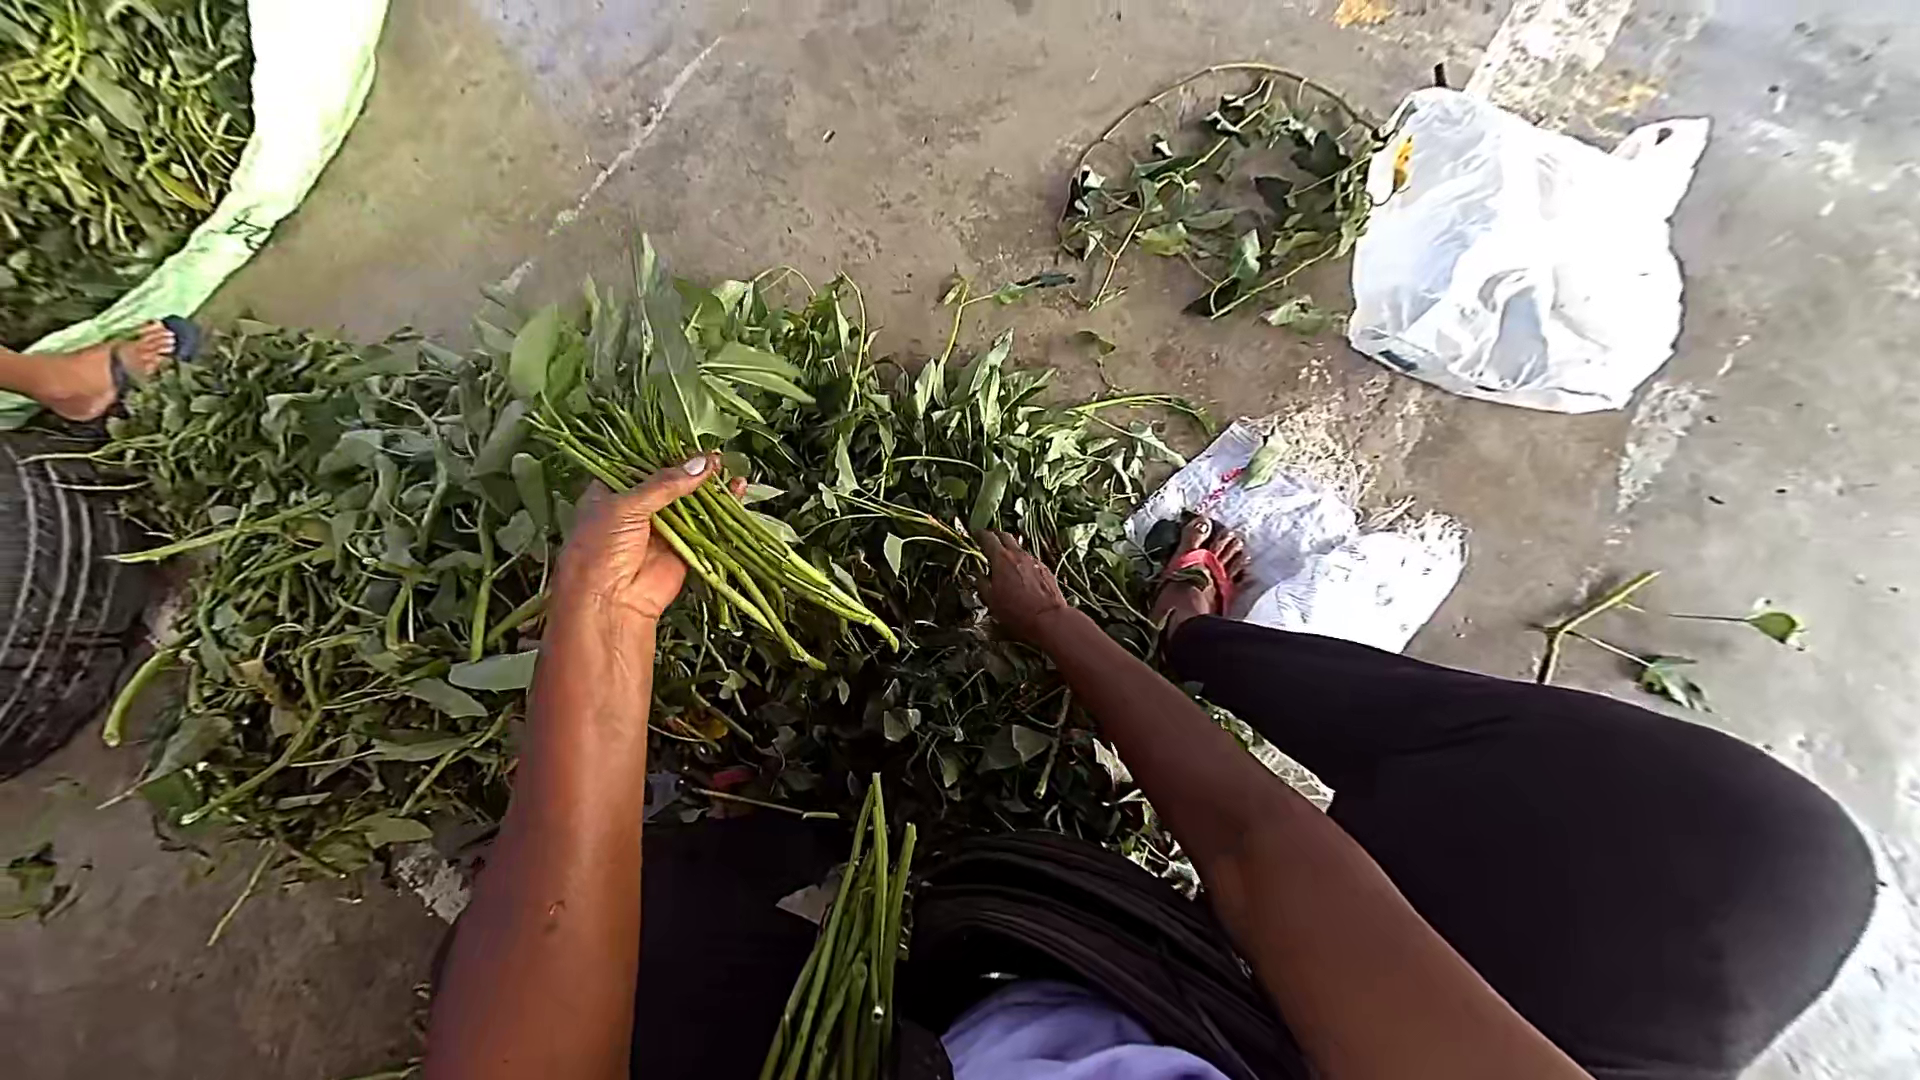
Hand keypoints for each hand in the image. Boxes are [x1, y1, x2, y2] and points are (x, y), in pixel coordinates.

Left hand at [551, 453, 717, 625]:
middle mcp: (638, 508)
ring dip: (711, 488)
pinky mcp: (685, 546)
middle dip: (694, 469)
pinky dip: (723, 510)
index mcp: (612, 492)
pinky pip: (707, 525)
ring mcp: (663, 528)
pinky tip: (737, 491)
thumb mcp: (626, 506)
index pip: (642, 464)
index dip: (666, 452)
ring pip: (692, 503)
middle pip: (671, 482)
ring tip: (731, 470)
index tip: (692, 441)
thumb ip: (665, 483)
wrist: (610, 601)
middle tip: (718, 456)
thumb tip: (703, 463)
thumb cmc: (601, 548)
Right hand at [977, 530, 1072, 643]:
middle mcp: (1018, 554)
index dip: (979, 534)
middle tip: (988, 540)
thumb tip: (977, 575)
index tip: (975, 534)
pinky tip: (1020, 571)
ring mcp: (1034, 560)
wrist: (1048, 618)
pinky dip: (1021, 561)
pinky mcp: (1045, 568)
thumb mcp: (991, 600)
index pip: (988, 538)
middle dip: (995, 535)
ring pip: (1019, 547)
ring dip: (1009, 549)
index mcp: (1001, 559)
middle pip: (1005, 536)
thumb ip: (982, 583)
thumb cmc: (1016, 611)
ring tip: (1003, 558)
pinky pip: (1030, 559)